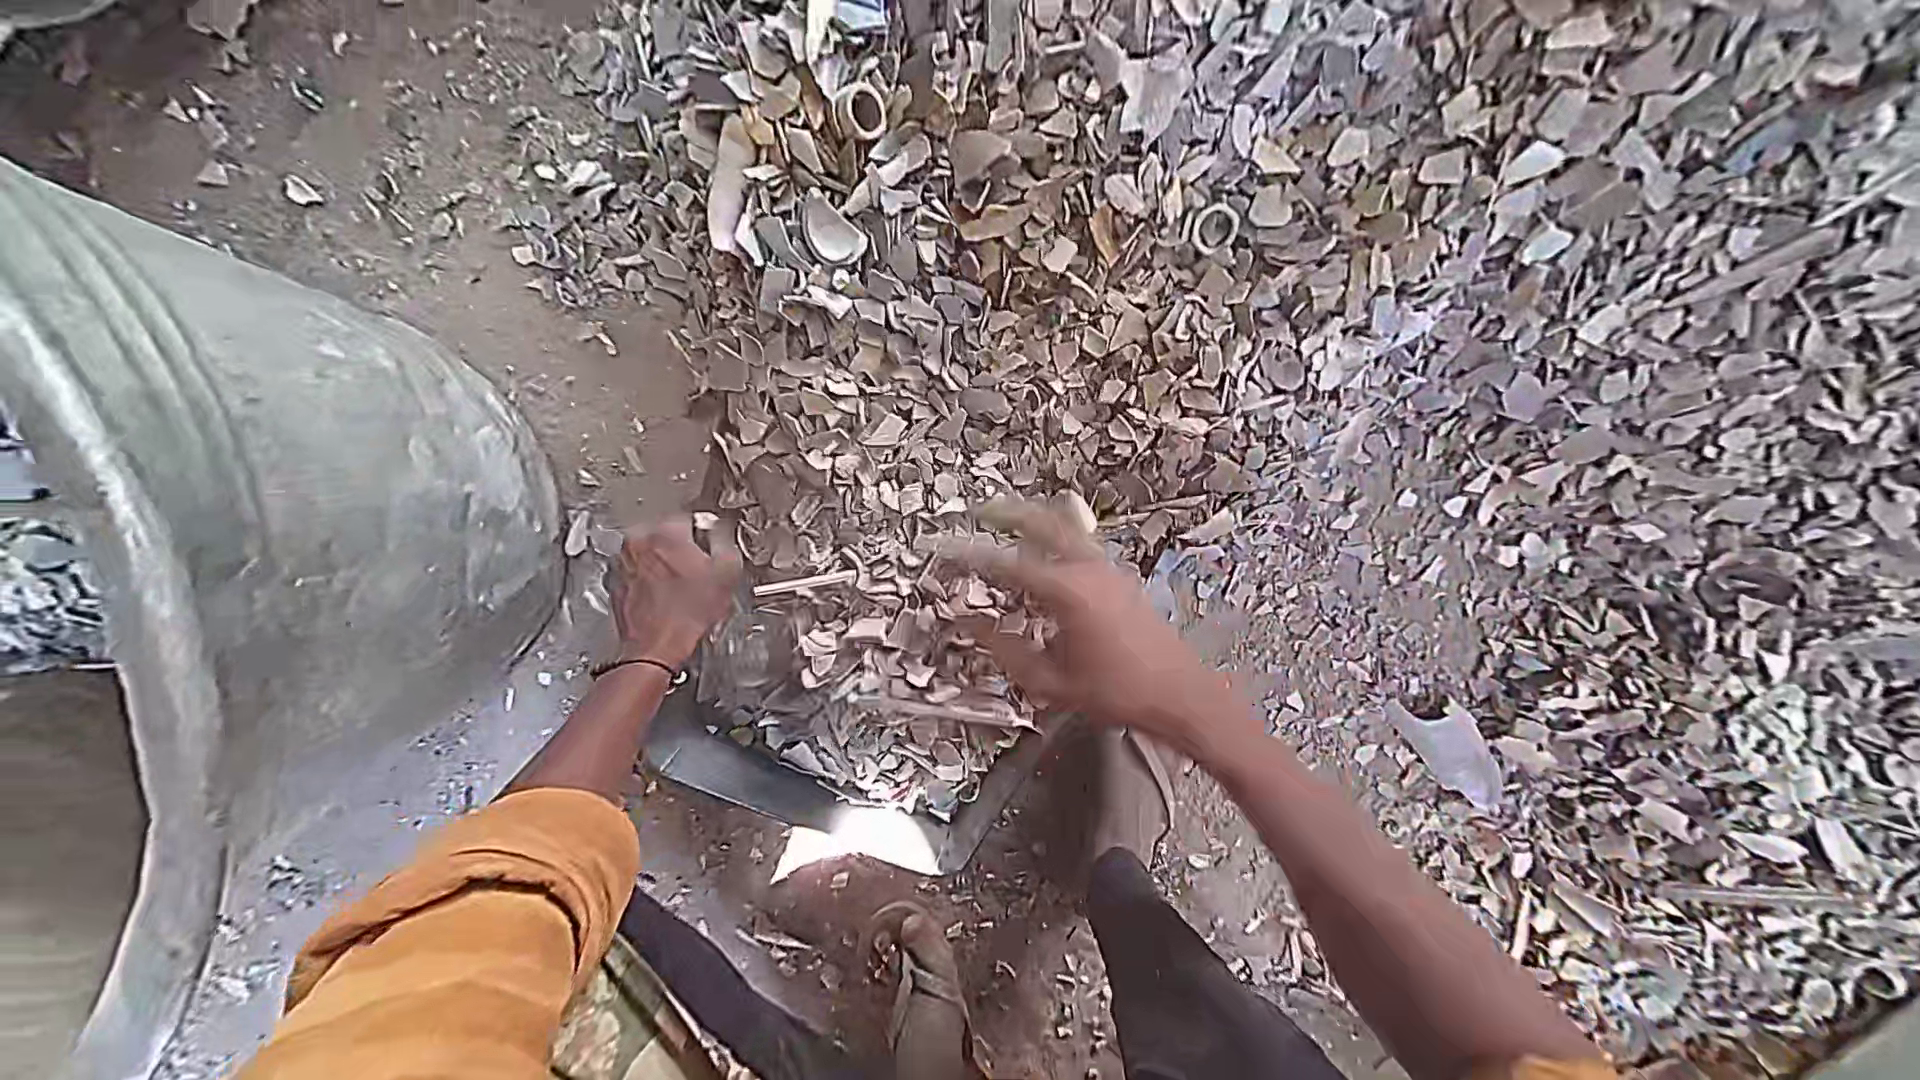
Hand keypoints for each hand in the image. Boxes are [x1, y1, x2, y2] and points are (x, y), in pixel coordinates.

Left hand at [609, 517, 741, 667]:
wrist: (656, 646)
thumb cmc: (687, 615)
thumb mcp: (727, 573)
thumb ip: (726, 543)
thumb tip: (722, 535)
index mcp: (665, 533)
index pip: (689, 516)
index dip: (705, 532)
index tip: (711, 544)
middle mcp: (638, 543)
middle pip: (665, 531)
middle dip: (682, 545)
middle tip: (698, 566)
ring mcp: (622, 563)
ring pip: (649, 551)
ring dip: (664, 561)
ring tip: (682, 583)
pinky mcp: (615, 583)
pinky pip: (637, 571)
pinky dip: (649, 578)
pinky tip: (666, 594)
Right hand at [946, 497, 1258, 760]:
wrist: (1180, 695)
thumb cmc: (1119, 692)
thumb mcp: (1050, 681)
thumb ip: (1004, 649)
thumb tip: (972, 625)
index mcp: (1068, 592)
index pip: (1007, 564)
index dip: (972, 557)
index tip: (949, 552)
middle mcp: (1089, 570)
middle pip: (1043, 523)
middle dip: (1009, 513)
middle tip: (983, 509)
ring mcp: (1109, 571)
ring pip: (1065, 530)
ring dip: (1035, 523)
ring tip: (1010, 524)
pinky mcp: (1120, 579)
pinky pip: (1080, 546)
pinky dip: (1056, 540)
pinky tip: (1046, 558)